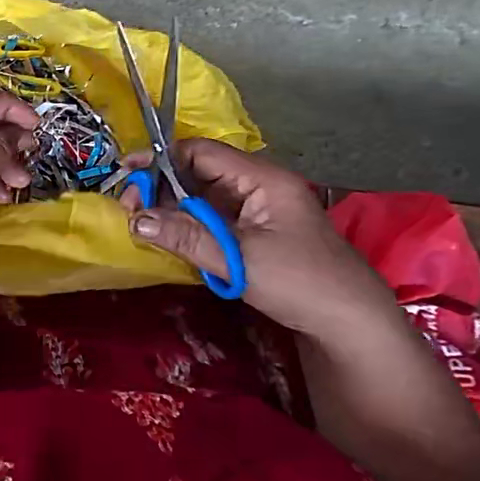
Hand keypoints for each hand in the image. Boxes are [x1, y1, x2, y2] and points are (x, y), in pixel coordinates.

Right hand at [122, 139, 396, 336]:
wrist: (352, 328)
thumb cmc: (302, 283)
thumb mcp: (238, 259)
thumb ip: (185, 236)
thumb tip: (134, 219)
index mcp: (262, 180)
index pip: (201, 152)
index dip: (161, 159)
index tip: (126, 176)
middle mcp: (258, 188)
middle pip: (197, 173)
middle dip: (160, 187)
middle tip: (129, 209)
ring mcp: (256, 211)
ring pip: (201, 198)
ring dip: (170, 208)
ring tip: (140, 224)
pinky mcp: (253, 234)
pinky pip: (210, 219)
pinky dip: (186, 225)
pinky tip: (166, 238)